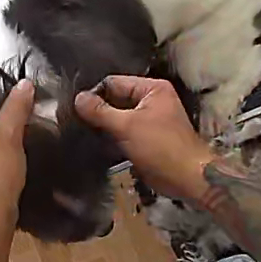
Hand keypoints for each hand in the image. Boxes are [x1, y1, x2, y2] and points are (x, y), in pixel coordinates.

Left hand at [0, 79, 33, 244]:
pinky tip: (19, 168)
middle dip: (5, 132)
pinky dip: (3, 166)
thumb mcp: (7, 138)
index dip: (1, 112)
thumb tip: (25, 82)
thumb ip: (16, 109)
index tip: (23, 115)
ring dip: (6, 150)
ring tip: (27, 148)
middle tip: (29, 131)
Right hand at [75, 76, 216, 200]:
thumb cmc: (161, 147)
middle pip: (115, 100)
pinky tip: (94, 144)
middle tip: (73, 122)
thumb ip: (100, 111)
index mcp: (152, 89)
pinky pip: (124, 134)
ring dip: (103, 127)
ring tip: (81, 133)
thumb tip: (78, 98)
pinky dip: (112, 138)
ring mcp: (150, 121)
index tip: (75, 109)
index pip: (114, 83)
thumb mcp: (127, 126)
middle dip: (98, 112)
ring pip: (118, 119)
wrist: (187, 178)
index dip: (95, 95)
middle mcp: (152, 101)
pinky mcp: (146, 140)